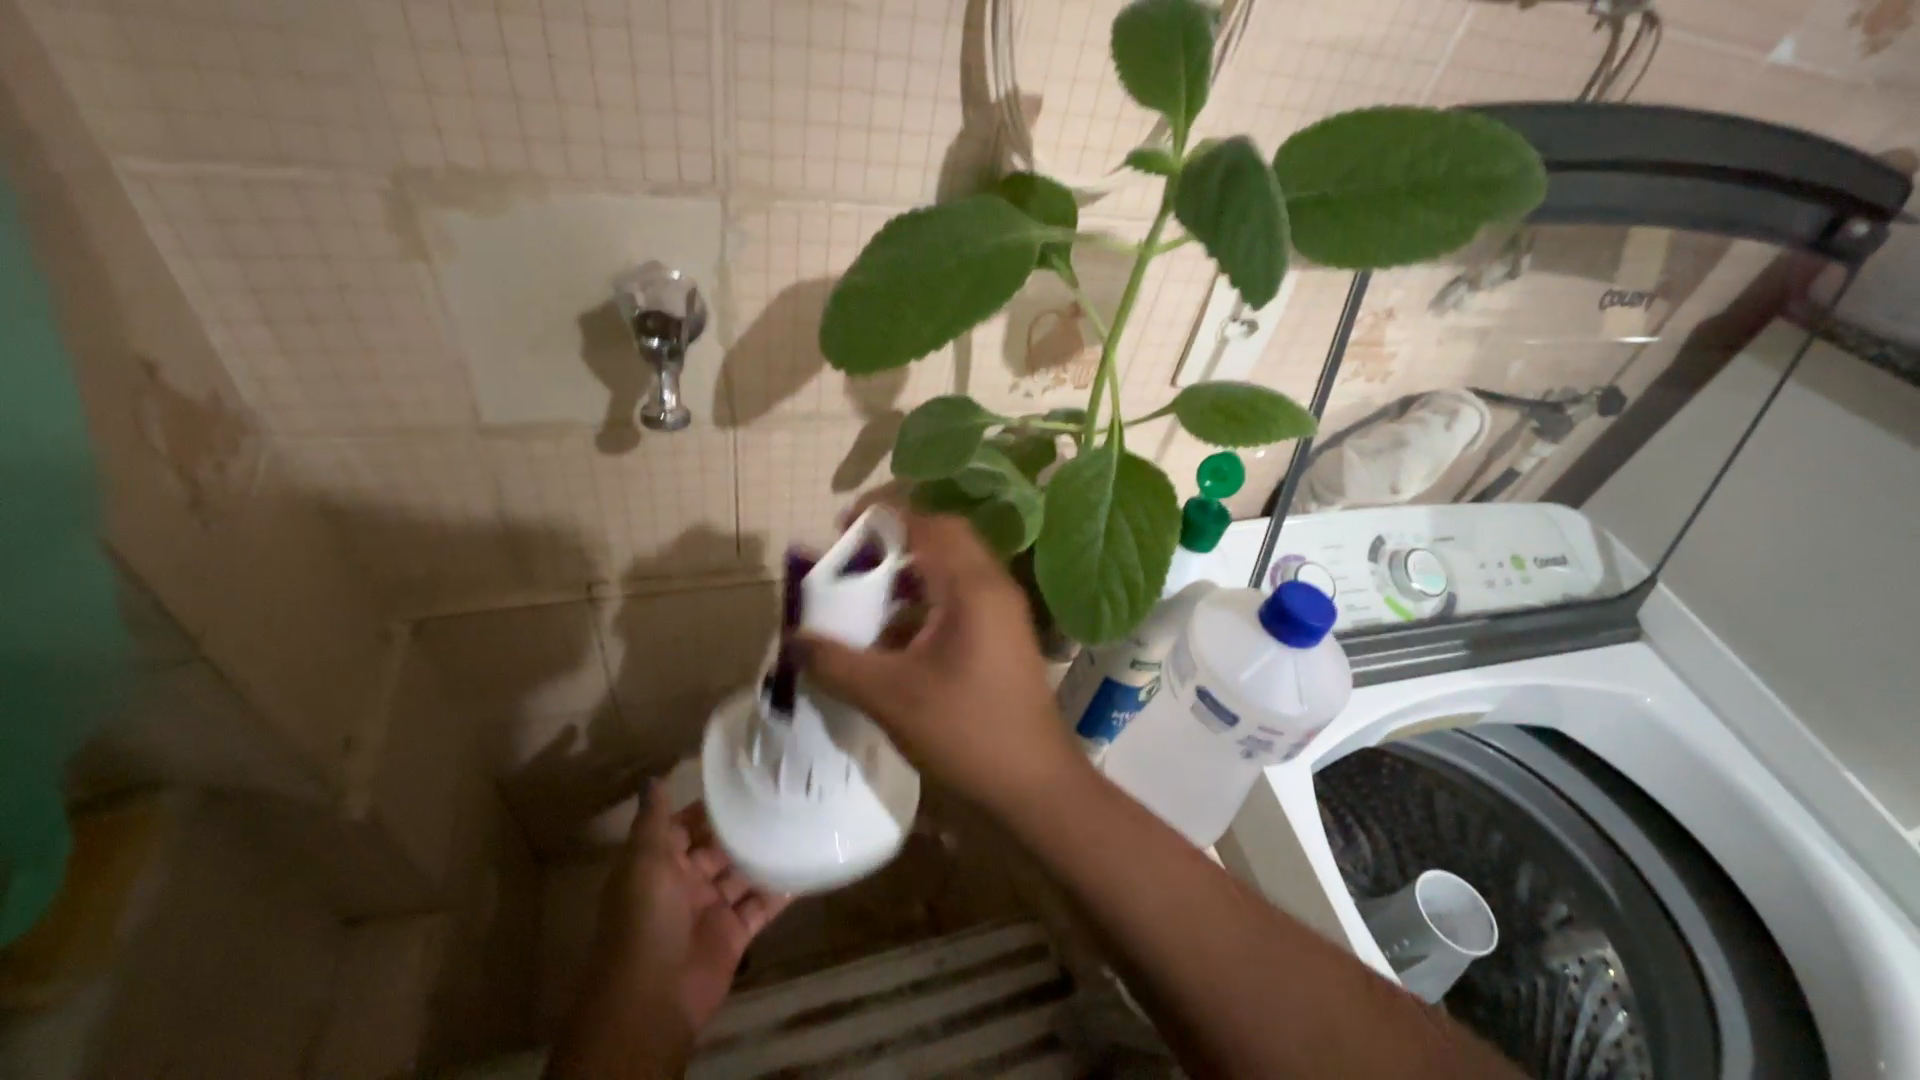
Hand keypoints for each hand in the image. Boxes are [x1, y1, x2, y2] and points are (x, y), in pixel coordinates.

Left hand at [548, 787, 789, 1079]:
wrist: (654, 995)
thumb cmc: (645, 919)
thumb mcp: (644, 862)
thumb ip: (654, 821)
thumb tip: (654, 778)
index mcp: (659, 865)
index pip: (684, 827)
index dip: (708, 807)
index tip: (742, 779)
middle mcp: (684, 884)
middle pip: (717, 849)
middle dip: (742, 827)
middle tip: (781, 796)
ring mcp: (711, 910)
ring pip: (742, 875)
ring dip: (765, 855)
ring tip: (799, 823)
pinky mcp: (734, 934)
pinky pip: (761, 906)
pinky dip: (781, 890)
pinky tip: (806, 866)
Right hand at [796, 513, 1088, 815]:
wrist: (1034, 786)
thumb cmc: (966, 733)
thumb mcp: (889, 697)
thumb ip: (836, 662)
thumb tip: (793, 640)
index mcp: (972, 588)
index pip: (928, 525)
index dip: (882, 517)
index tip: (840, 525)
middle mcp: (993, 589)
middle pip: (943, 541)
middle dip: (893, 543)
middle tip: (851, 559)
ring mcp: (1003, 616)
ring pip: (951, 573)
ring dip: (908, 576)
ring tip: (863, 596)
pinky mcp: (1003, 641)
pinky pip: (959, 602)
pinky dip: (923, 605)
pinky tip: (892, 638)